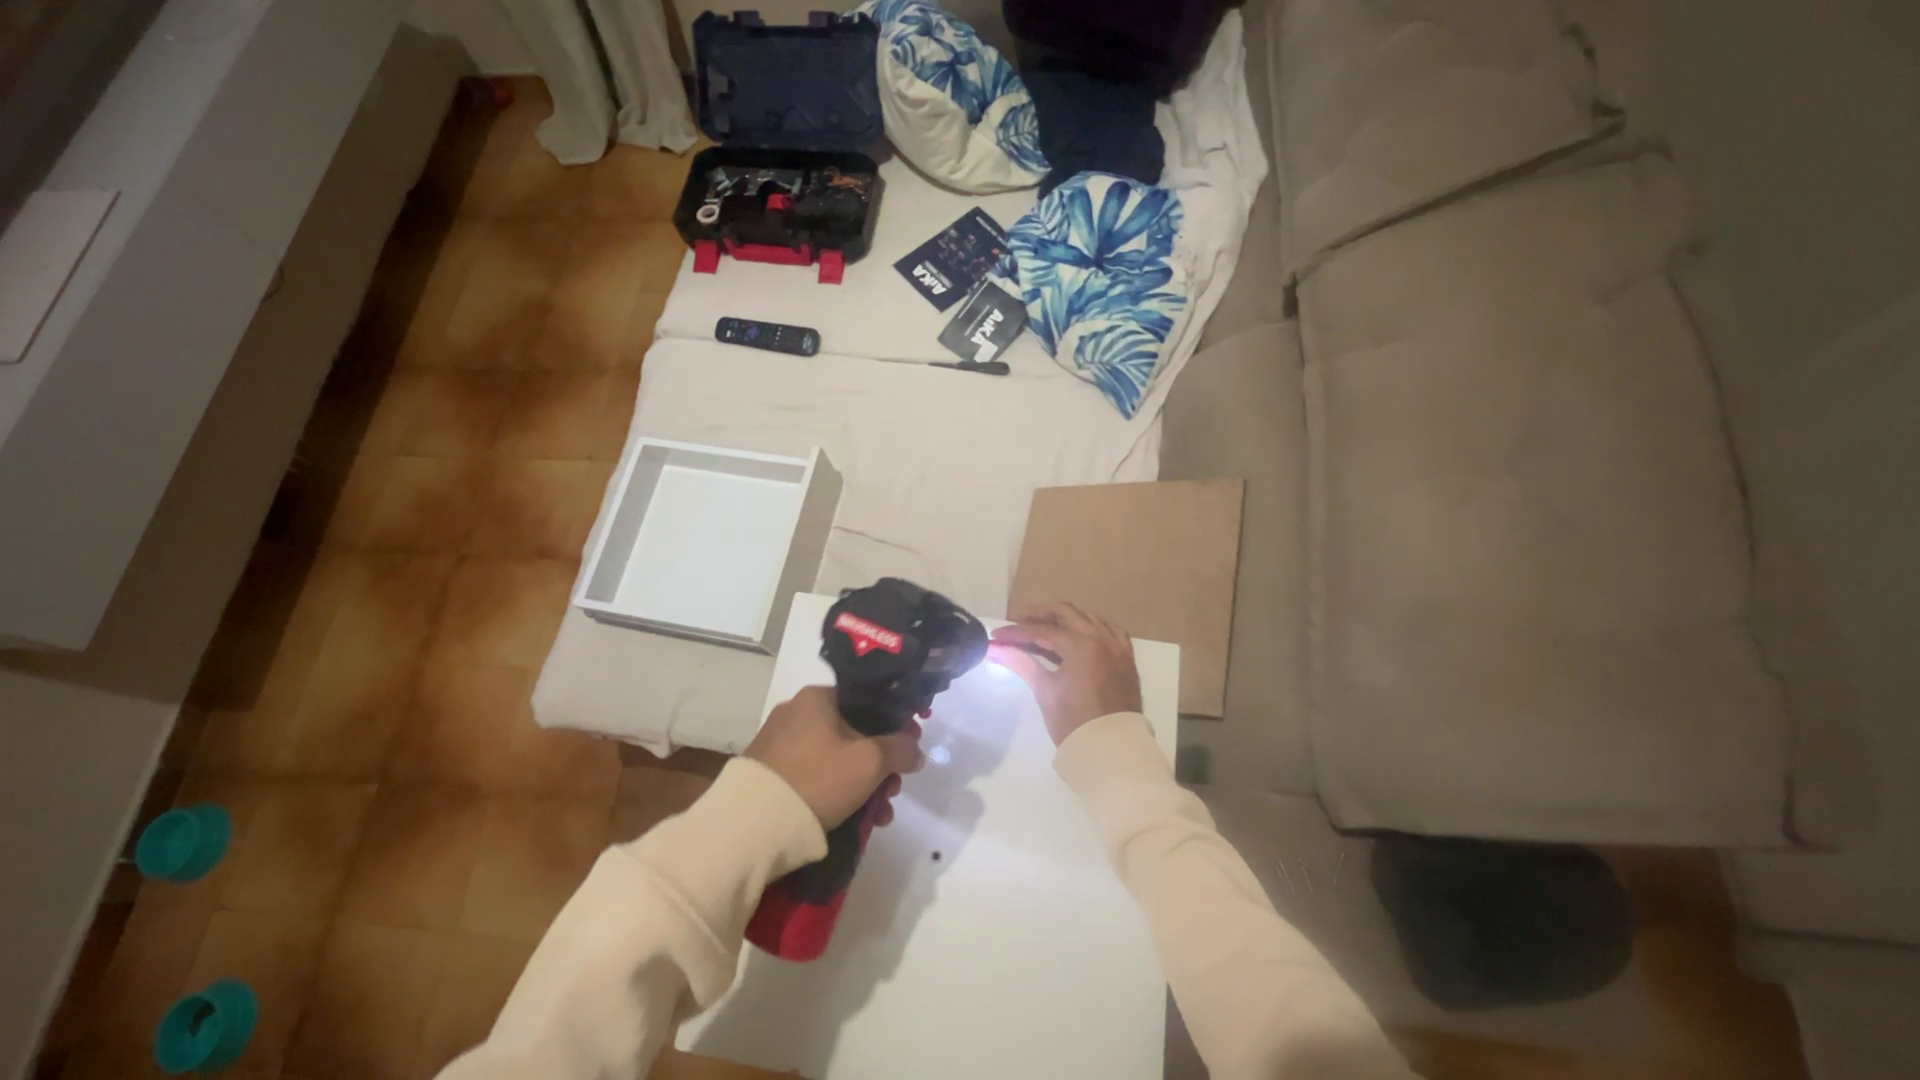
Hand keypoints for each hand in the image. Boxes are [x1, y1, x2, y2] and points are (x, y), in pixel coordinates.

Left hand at [746, 685, 924, 828]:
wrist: (754, 823)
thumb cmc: (818, 779)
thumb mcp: (870, 761)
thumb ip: (900, 749)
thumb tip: (914, 749)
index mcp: (817, 697)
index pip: (868, 702)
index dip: (896, 725)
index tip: (909, 751)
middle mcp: (795, 712)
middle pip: (854, 733)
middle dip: (880, 765)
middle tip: (893, 790)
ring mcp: (779, 743)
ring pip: (836, 758)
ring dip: (863, 784)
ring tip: (878, 815)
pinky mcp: (770, 772)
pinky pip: (815, 775)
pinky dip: (837, 792)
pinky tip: (854, 819)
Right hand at [987, 601, 1143, 746]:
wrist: (1111, 749)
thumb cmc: (1074, 722)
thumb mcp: (1045, 690)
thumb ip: (1021, 663)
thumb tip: (994, 649)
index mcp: (1081, 645)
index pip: (1041, 631)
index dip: (1015, 633)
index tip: (996, 637)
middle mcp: (1102, 638)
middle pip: (1065, 613)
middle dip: (1038, 614)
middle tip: (1016, 621)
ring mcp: (1117, 646)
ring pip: (1087, 617)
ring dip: (1064, 617)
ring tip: (1042, 625)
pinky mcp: (1126, 657)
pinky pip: (1109, 630)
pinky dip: (1091, 626)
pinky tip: (1079, 632)